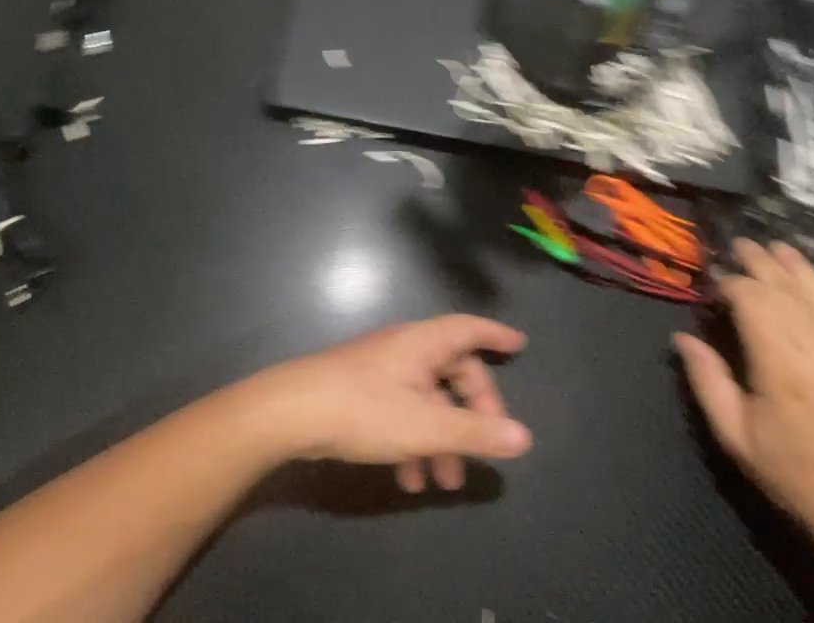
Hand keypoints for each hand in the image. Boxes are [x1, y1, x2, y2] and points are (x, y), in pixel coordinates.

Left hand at [241, 315, 532, 491]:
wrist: (289, 413)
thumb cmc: (363, 410)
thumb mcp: (426, 427)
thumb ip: (474, 433)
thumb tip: (524, 438)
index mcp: (422, 344)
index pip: (468, 329)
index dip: (494, 335)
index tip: (518, 345)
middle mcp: (403, 350)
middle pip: (451, 372)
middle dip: (471, 413)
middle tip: (485, 449)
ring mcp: (378, 371)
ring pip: (425, 400)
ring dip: (441, 439)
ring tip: (445, 483)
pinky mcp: (358, 394)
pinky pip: (399, 413)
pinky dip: (411, 442)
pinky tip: (408, 479)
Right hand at [674, 241, 813, 600]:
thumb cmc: (799, 479)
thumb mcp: (737, 438)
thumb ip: (707, 382)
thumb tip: (682, 338)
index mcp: (781, 366)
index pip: (753, 301)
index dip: (733, 283)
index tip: (716, 282)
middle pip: (789, 289)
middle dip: (762, 263)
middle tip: (741, 247)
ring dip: (802, 267)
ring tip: (780, 248)